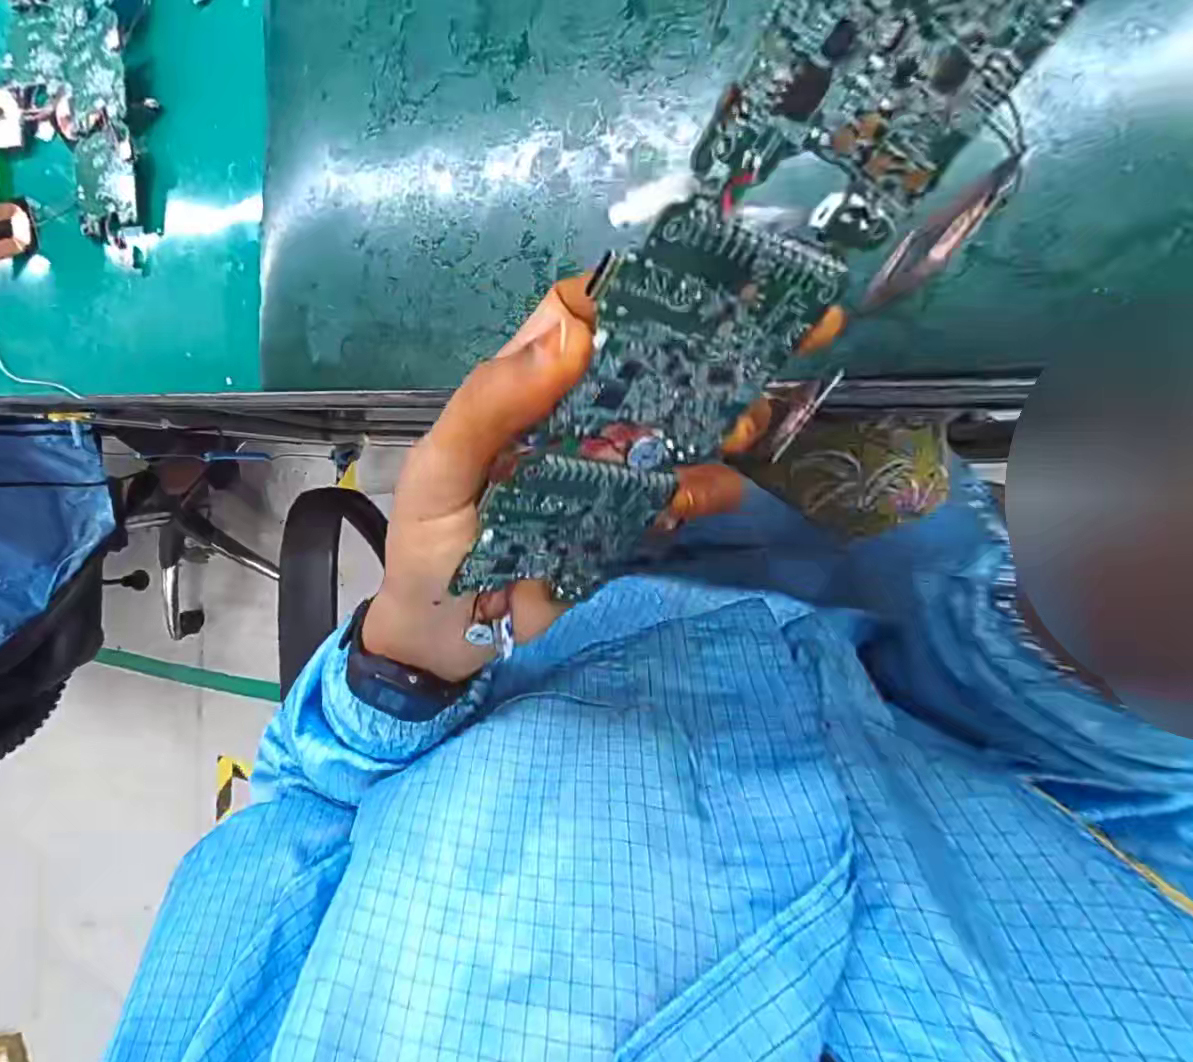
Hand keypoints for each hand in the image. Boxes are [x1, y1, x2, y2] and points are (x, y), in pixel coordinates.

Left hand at [362, 276, 766, 680]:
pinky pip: (672, 494)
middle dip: (702, 352)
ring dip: (714, 422)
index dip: (625, 298)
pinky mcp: (619, 519)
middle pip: (640, 366)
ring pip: (671, 426)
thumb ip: (487, 406)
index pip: (573, 320)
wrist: (443, 635)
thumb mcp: (438, 474)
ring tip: (735, 433)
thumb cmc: (426, 548)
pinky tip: (697, 499)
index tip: (689, 295)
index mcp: (516, 394)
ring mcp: (598, 470)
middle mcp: (564, 420)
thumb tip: (573, 336)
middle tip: (765, 350)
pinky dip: (699, 490)